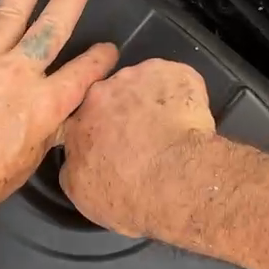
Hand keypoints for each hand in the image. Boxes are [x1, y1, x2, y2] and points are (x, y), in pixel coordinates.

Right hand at [59, 59, 217, 236]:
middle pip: (113, 95)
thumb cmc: (132, 195)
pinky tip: (192, 119)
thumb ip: (76, 167)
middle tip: (147, 135)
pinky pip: (179, 79)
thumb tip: (79, 161)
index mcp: (77, 123)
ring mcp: (138, 78)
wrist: (175, 181)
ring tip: (172, 129)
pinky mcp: (173, 73)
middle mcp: (101, 94)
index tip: (116, 142)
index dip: (102, 128)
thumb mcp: (84, 195)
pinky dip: (185, 95)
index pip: (84, 119)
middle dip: (126, 109)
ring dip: (155, 100)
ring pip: (145, 83)